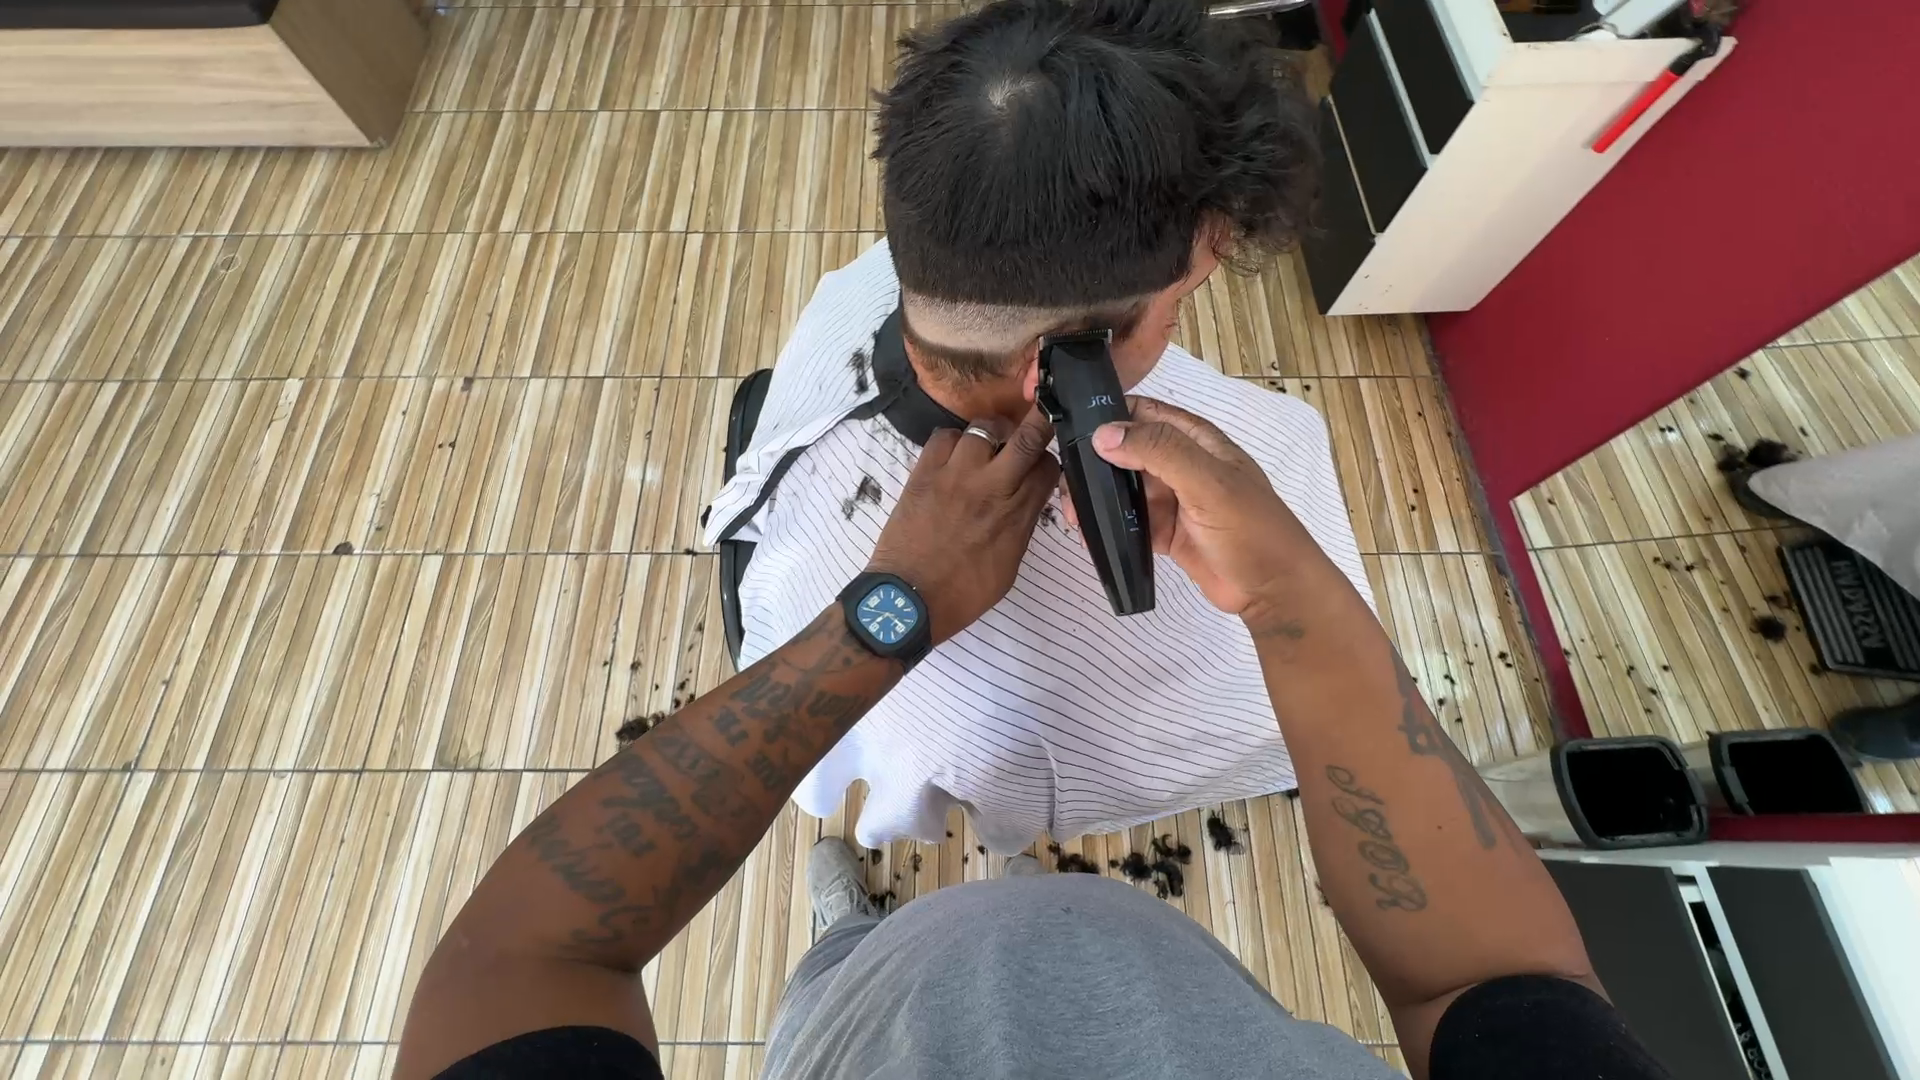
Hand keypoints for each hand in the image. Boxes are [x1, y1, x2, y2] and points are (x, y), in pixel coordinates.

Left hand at [868, 408, 1059, 643]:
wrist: (909, 600)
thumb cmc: (964, 593)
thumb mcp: (1010, 564)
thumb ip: (1022, 525)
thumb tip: (1025, 501)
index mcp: (1017, 515)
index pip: (1048, 467)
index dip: (1047, 463)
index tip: (1038, 469)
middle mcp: (992, 487)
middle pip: (1028, 436)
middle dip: (1037, 424)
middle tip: (1033, 425)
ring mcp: (956, 476)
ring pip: (984, 428)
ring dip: (990, 435)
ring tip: (984, 449)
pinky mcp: (924, 473)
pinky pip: (944, 437)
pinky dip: (953, 442)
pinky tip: (952, 458)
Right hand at [1084, 397, 1338, 635]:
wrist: (1272, 591)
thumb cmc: (1250, 529)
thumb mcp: (1207, 483)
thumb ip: (1159, 452)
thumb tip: (1103, 434)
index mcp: (1196, 440)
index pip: (1145, 413)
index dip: (1110, 415)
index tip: (1073, 431)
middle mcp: (1180, 464)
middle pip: (1126, 451)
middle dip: (1094, 465)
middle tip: (1069, 488)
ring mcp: (1172, 499)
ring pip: (1122, 488)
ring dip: (1097, 498)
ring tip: (1073, 517)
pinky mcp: (1164, 531)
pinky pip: (1128, 521)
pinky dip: (1108, 527)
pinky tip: (1088, 536)